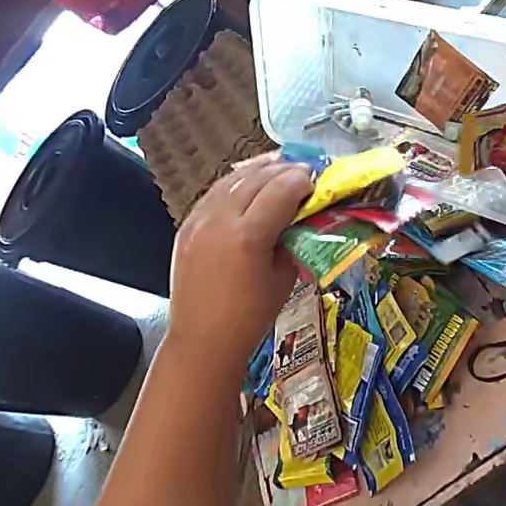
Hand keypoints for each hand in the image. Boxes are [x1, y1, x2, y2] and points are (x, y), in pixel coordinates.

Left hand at [165, 157, 314, 365]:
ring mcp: (198, 221)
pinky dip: (237, 182)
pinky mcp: (187, 225)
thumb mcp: (285, 277)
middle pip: (256, 178)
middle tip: (306, 169)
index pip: (280, 190)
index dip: (303, 180)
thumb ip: (294, 240)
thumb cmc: (251, 315)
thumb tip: (305, 215)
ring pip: (232, 178)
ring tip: (281, 166)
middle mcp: (219, 221)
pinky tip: (251, 182)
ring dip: (259, 169)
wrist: (203, 339)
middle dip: (284, 169)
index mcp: (247, 237)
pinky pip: (215, 192)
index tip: (319, 178)